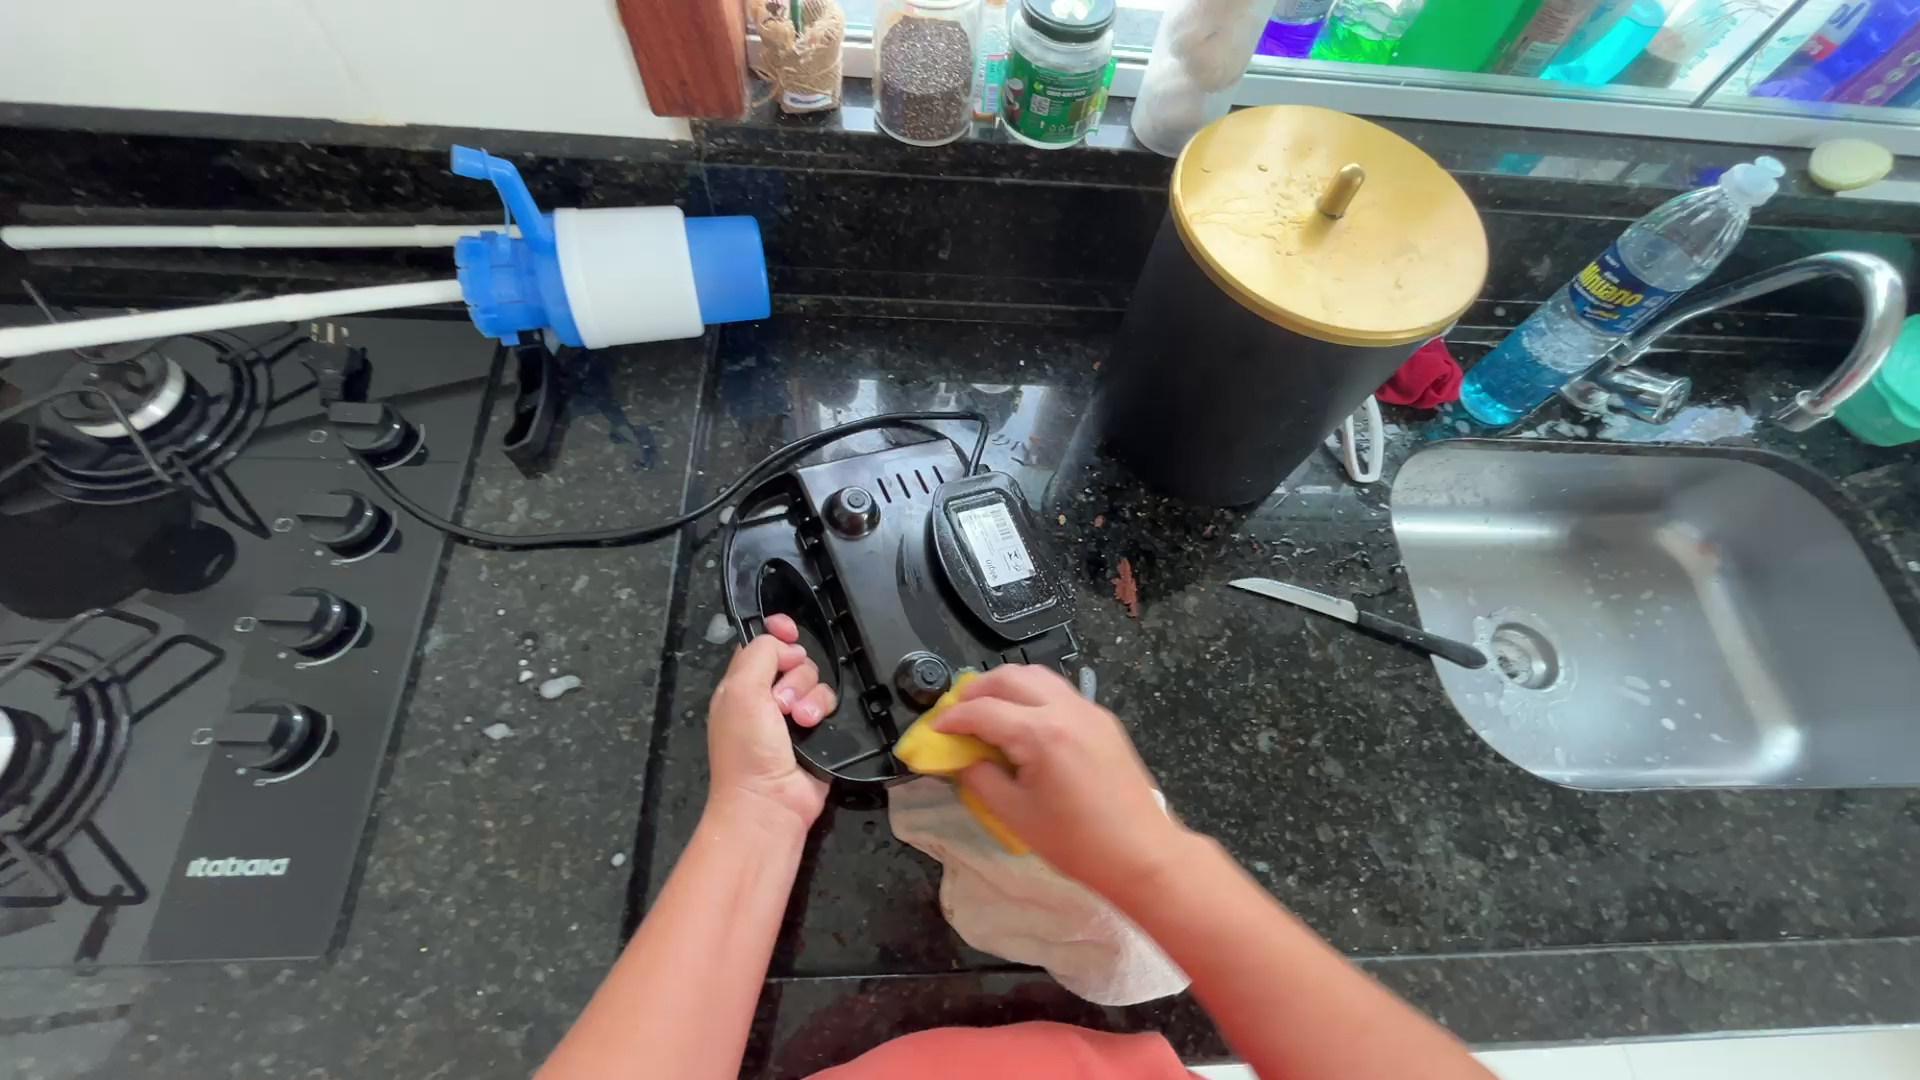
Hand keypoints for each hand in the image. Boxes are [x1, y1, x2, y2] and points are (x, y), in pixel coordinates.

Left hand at [706, 614, 836, 828]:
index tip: (791, 630)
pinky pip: (830, 702)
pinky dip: (823, 710)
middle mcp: (766, 696)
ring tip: (800, 720)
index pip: (762, 643)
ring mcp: (793, 713)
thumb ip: (761, 654)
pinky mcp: (817, 729)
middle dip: (794, 675)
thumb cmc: (747, 748)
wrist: (770, 802)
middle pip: (794, 659)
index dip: (777, 631)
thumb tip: (788, 646)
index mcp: (741, 684)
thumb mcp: (741, 691)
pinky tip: (813, 727)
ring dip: (810, 696)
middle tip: (782, 702)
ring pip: (815, 680)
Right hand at [932, 665, 1194, 897]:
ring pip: (1037, 675)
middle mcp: (1065, 709)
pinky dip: (1032, 693)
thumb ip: (980, 778)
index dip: (952, 719)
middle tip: (957, 713)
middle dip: (976, 690)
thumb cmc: (1076, 843)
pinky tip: (1023, 719)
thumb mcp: (1015, 815)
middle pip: (1009, 677)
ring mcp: (1088, 709)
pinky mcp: (1102, 718)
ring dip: (1005, 685)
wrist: (1142, 854)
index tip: (934, 730)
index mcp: (1041, 734)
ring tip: (987, 709)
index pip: (983, 711)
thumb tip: (960, 758)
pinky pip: (1059, 690)